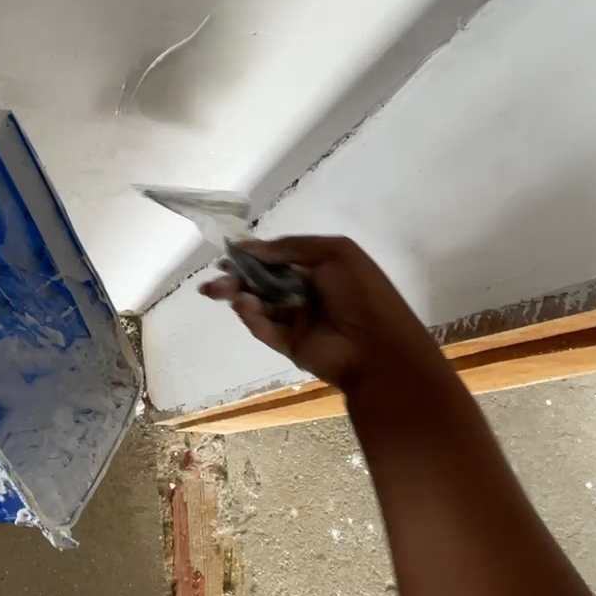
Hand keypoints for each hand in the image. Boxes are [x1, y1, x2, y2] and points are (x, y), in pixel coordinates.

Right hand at [199, 235, 441, 392]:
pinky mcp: (288, 345)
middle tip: (214, 277)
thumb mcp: (335, 252)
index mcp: (317, 269)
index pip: (276, 259)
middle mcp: (304, 293)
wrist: (382, 349)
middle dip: (235, 277)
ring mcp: (295, 320)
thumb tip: (249, 248)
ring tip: (217, 290)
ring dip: (237, 295)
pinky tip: (244, 306)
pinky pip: (263, 328)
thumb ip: (290, 246)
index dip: (251, 256)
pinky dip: (251, 317)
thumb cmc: (363, 294)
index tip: (228, 254)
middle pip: (261, 282)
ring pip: (258, 304)